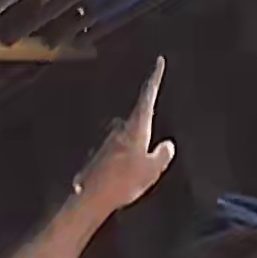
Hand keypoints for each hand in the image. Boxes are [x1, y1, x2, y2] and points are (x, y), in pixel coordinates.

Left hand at [74, 57, 175, 215]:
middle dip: (142, 139)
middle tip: (142, 165)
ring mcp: (105, 135)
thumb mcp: (153, 170)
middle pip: (137, 123)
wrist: (89, 196)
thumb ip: (162, 154)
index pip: (148, 94)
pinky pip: (112, 152)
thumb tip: (167, 145)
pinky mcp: (95, 148)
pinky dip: (116, 162)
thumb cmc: (124, 181)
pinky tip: (114, 182)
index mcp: (136, 125)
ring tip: (126, 180)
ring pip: (125, 140)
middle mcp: (119, 125)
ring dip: (128, 154)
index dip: (155, 77)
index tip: (159, 61)